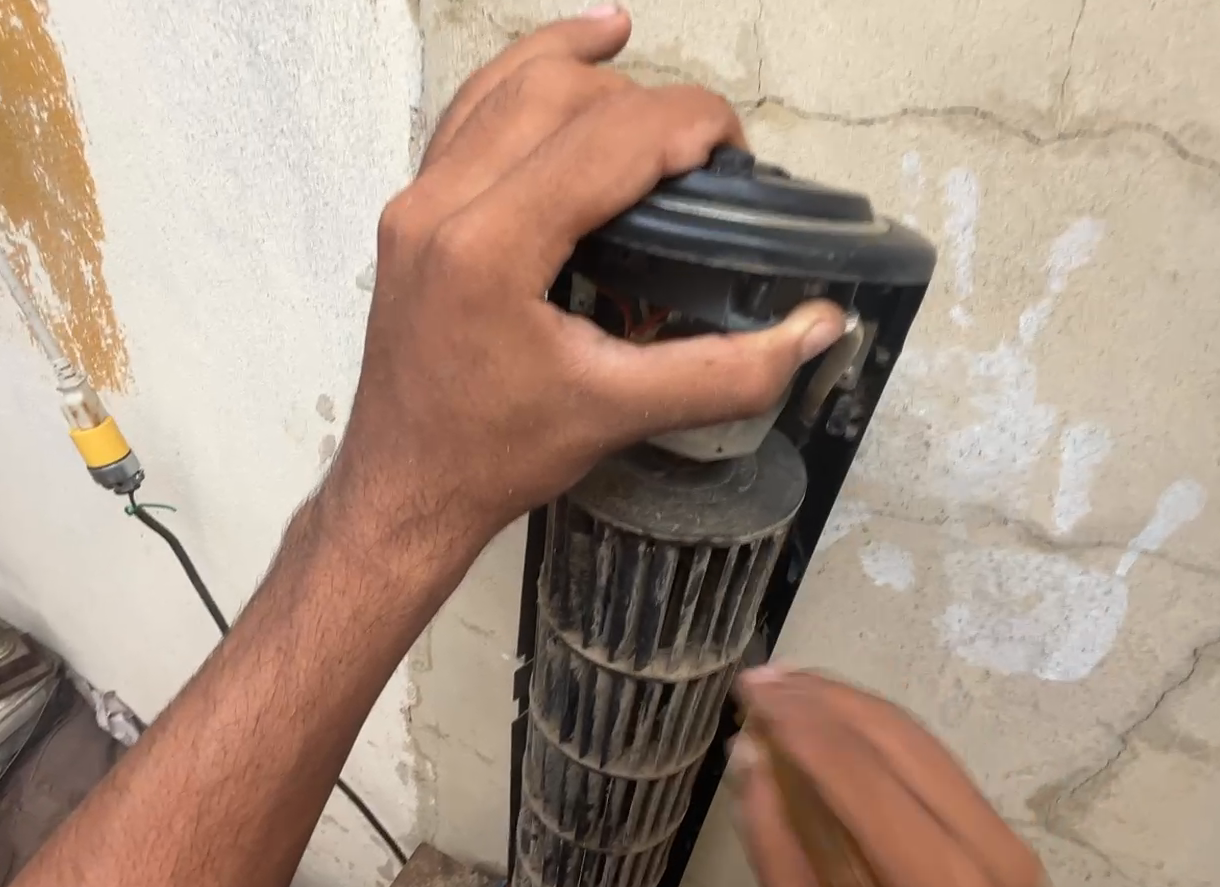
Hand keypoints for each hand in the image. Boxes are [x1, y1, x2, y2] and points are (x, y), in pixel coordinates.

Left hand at [329, 8, 846, 554]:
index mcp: (488, 250)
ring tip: (644, 79)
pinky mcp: (409, 219)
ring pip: (504, 88)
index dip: (689, 124)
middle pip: (560, 93)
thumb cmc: (490, 458)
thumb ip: (725, 373)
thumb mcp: (616, 415)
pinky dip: (519, 83)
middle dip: (645, 102)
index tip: (731, 152)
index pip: (610, 136)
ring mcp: (414, 207)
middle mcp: (439, 209)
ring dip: (582, 71)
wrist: (407, 488)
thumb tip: (812, 329)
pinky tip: (563, 65)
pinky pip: (467, 118)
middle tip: (696, 154)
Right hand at [733, 668, 1043, 886]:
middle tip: (762, 676)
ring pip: (920, 738)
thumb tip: (747, 755)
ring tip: (792, 681)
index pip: (857, 770)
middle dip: (822, 697)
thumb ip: (772, 840)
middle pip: (897, 737)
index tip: (749, 690)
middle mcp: (987, 845)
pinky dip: (879, 730)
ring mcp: (1006, 839)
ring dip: (851, 703)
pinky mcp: (1005, 838)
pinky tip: (837, 714)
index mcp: (938, 881)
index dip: (797, 720)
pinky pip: (935, 762)